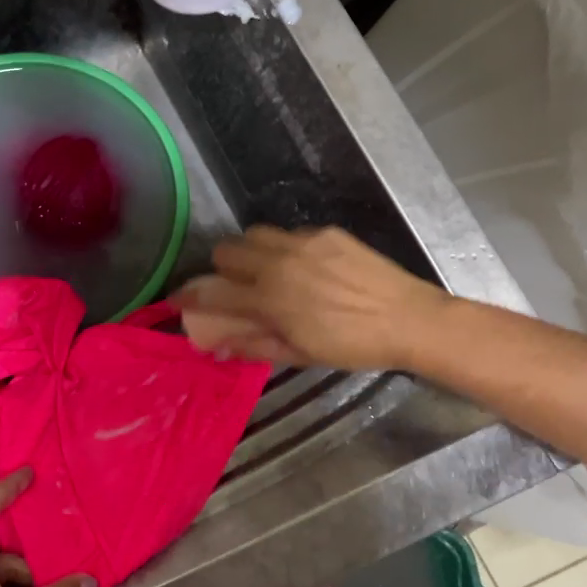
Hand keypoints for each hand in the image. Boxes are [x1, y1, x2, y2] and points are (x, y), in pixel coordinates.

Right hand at [174, 226, 451, 370]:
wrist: (410, 320)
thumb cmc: (352, 346)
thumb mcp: (300, 353)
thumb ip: (255, 344)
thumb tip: (220, 344)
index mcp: (269, 299)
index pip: (213, 292)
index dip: (190, 296)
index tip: (177, 298)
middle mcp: (278, 263)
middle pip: (226, 251)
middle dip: (221, 268)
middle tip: (233, 284)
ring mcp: (302, 243)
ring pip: (254, 234)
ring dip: (249, 251)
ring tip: (264, 269)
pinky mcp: (326, 233)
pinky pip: (289, 234)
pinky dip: (284, 247)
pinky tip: (303, 266)